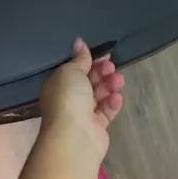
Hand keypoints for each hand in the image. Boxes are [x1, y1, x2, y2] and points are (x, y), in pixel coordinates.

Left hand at [38, 38, 125, 164]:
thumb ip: (79, 58)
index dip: (89, 61)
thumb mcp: (72, 72)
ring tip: (119, 81)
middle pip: (88, 81)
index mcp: (58, 85)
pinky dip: (112, 103)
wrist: (74, 137)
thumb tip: (79, 41)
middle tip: (112, 67)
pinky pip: (106, 111)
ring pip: (98, 95)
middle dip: (101, 72)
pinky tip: (117, 98)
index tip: (104, 55)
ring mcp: (82, 114)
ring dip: (109, 86)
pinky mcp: (96, 127)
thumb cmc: (69, 99)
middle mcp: (68, 99)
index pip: (74, 69)